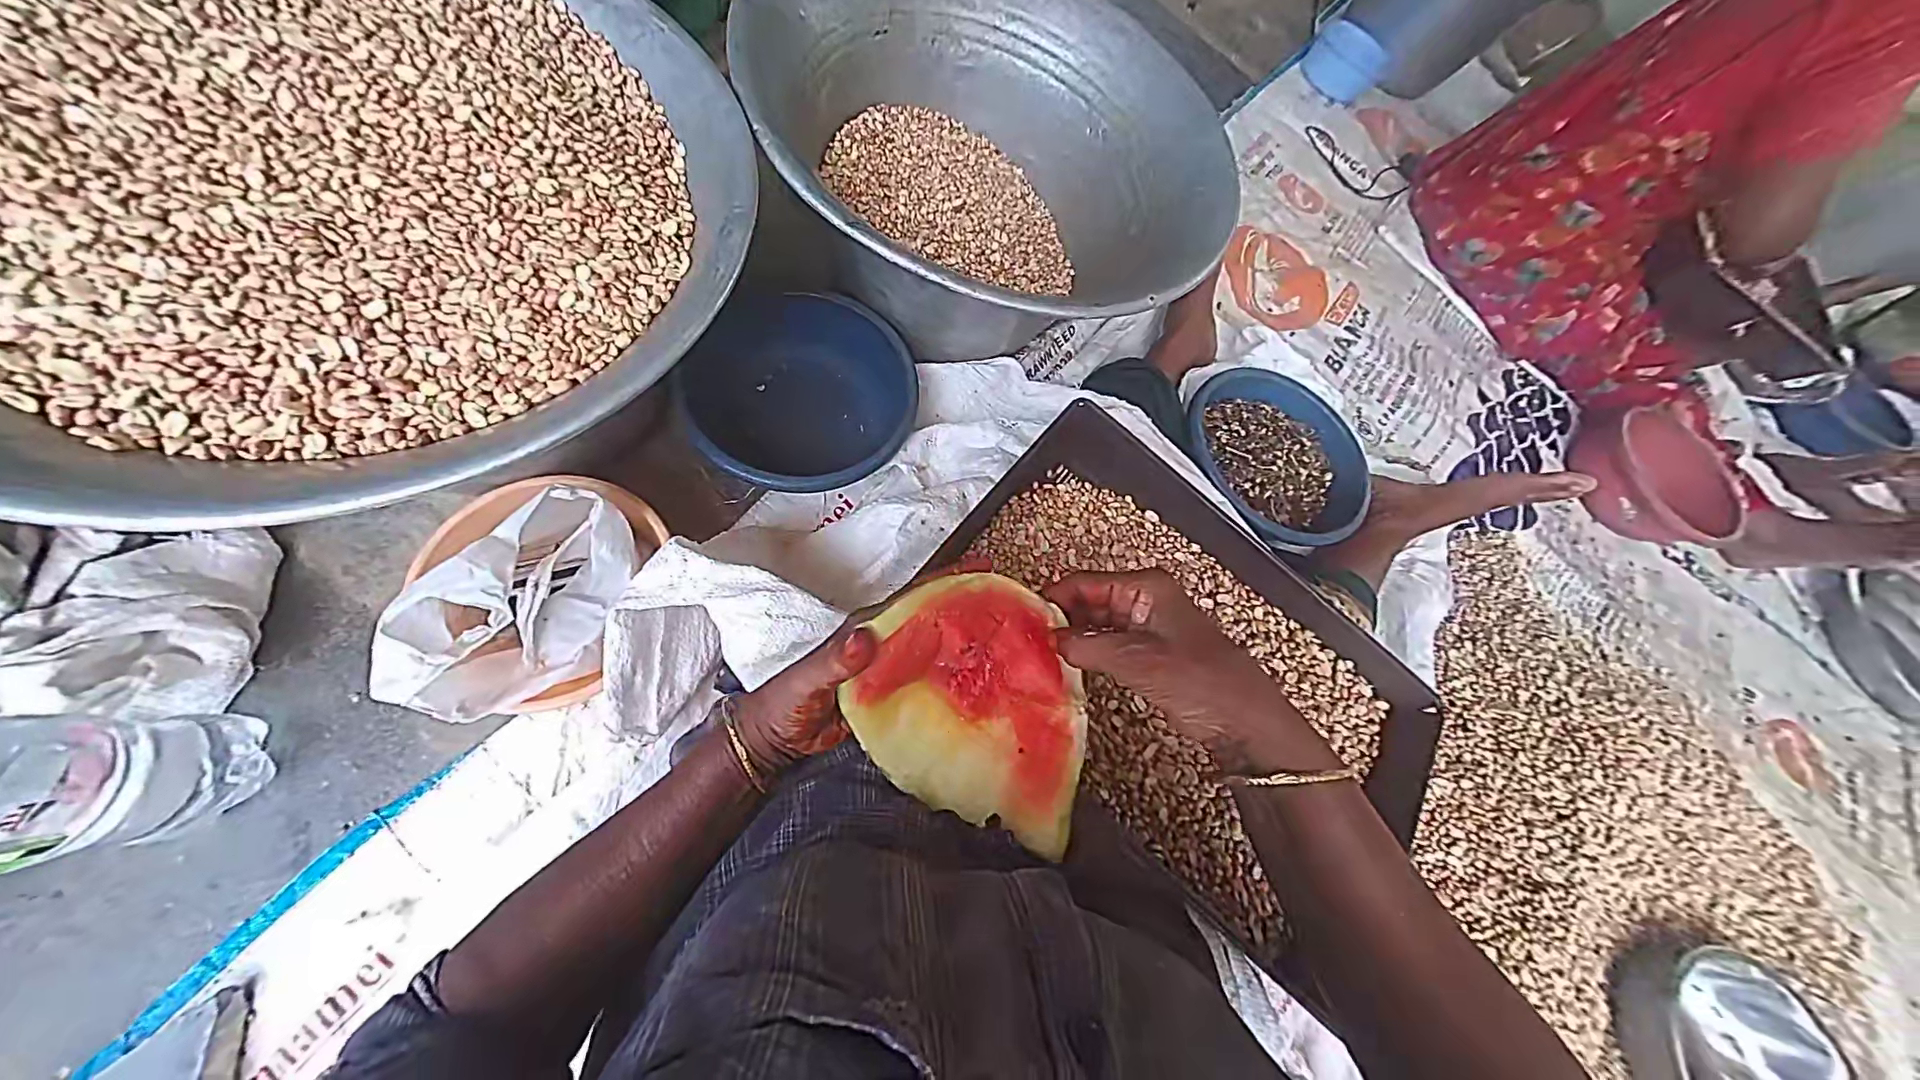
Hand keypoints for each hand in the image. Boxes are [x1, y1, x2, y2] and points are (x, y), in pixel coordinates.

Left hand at [729, 555, 991, 778]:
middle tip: (1001, 598)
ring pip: (930, 646)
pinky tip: (970, 680)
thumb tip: (865, 639)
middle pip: (927, 616)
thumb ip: (834, 661)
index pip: (910, 597)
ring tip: (996, 634)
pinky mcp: (890, 695)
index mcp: (864, 628)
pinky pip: (923, 678)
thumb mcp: (806, 680)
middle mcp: (881, 642)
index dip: (943, 579)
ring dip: (959, 638)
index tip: (976, 567)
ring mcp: (887, 668)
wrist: (775, 739)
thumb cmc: (785, 703)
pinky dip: (946, 674)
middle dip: (961, 602)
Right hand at [1044, 570, 1341, 775]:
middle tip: (1033, 638)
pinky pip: (1109, 644)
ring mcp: (1148, 627)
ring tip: (1047, 654)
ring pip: (1097, 623)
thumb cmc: (1203, 681)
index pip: (1086, 582)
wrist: (1246, 722)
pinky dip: (1090, 653)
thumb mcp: (1137, 661)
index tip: (1028, 615)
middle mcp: (1146, 600)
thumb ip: (1088, 647)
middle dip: (1063, 618)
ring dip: (1075, 638)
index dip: (1055, 597)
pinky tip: (1072, 666)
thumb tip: (1053, 639)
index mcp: (1146, 587)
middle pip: (1089, 600)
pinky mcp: (1150, 652)